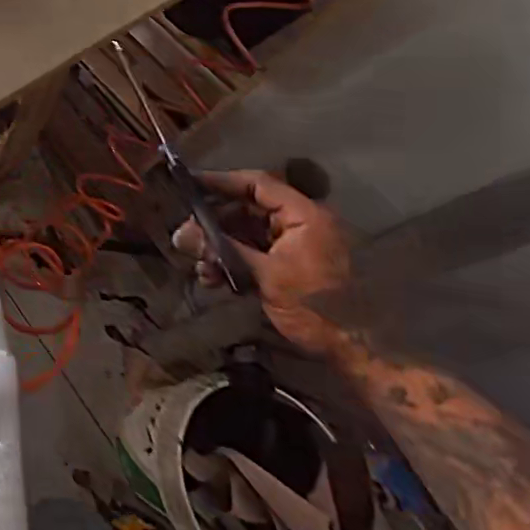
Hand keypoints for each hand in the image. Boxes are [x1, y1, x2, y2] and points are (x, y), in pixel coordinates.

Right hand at [171, 169, 350, 356]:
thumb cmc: (314, 305)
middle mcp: (297, 223)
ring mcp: (290, 245)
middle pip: (245, 209)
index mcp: (303, 216)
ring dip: (217, 246)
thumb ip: (222, 250)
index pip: (258, 185)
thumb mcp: (266, 274)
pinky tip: (211, 278)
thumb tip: (179, 235)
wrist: (350, 348)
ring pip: (242, 232)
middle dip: (213, 223)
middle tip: (186, 236)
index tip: (190, 184)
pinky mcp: (282, 265)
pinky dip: (228, 261)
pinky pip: (248, 252)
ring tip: (200, 266)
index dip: (222, 181)